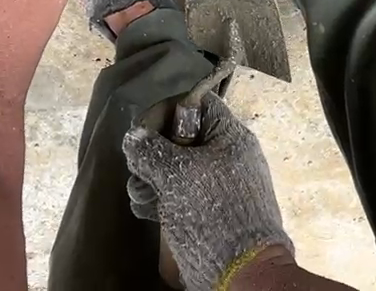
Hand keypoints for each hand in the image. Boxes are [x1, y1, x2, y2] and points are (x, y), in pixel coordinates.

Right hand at [123, 95, 291, 290]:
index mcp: (229, 135)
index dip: (167, 110)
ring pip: (176, 168)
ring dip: (151, 179)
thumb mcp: (177, 176)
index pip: (197, 103)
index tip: (143, 130)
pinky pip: (180, 194)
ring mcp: (217, 186)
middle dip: (153, 152)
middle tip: (137, 168)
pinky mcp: (208, 212)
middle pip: (181, 137)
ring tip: (140, 195)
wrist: (242, 276)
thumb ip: (151, 150)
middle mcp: (225, 156)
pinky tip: (146, 210)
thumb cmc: (213, 214)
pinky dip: (161, 199)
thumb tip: (134, 135)